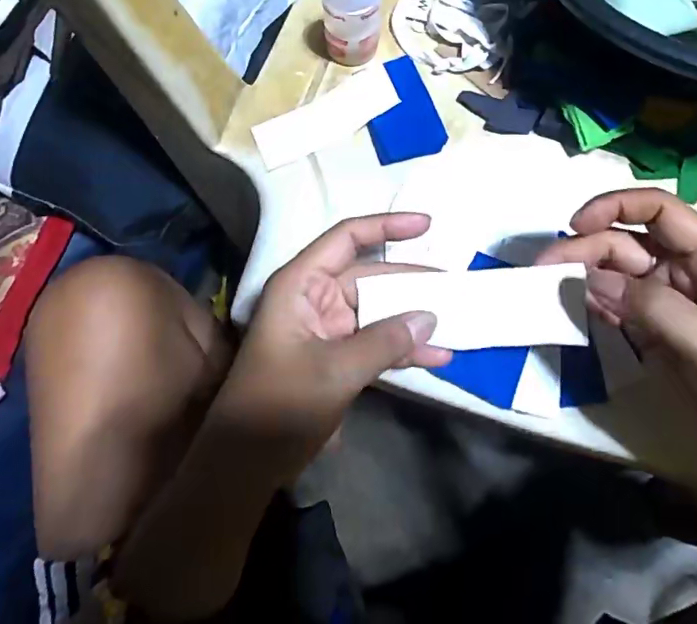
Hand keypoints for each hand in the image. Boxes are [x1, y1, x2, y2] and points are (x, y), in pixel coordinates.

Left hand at [207, 213, 451, 484]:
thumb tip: (430, 317)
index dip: (387, 226)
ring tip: (455, 322)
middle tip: (453, 287)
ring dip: (413, 319)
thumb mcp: (335, 372)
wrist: (242, 470)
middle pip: (371, 276)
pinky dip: (404, 349)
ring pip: (379, 310)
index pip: (346, 238)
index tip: (427, 225)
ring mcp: (327, 329)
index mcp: (301, 285)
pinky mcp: (336, 358)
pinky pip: (377, 341)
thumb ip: (386, 341)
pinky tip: (437, 357)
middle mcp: (314, 299)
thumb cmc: (278, 407)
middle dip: (411, 282)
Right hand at [535, 189, 696, 497]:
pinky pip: (623, 308)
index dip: (617, 206)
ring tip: (551, 286)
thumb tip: (591, 278)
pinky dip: (598, 304)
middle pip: (632, 242)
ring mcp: (676, 307)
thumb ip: (657, 310)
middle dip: (589, 246)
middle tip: (544, 269)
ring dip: (587, 274)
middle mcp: (694, 275)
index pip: (663, 212)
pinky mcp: (662, 337)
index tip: (574, 225)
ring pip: (622, 274)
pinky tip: (579, 310)